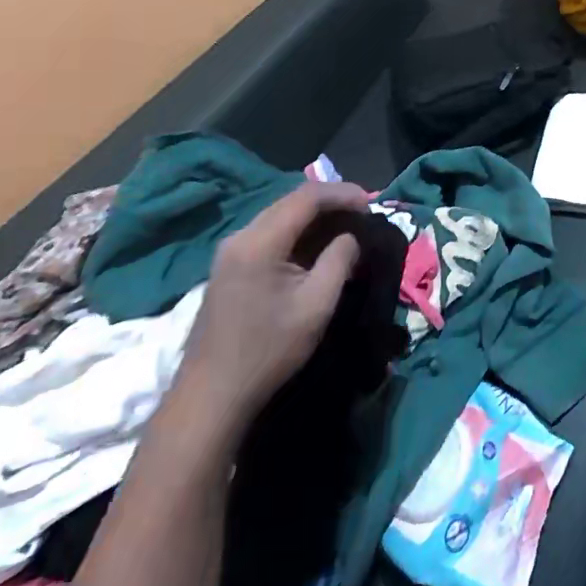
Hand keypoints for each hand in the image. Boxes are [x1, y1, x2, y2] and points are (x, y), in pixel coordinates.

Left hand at [171, 182, 368, 436]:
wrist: (213, 392)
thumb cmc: (269, 350)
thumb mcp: (315, 306)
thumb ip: (339, 261)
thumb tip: (351, 236)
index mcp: (259, 242)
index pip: (306, 197)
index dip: (342, 193)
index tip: (371, 204)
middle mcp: (240, 236)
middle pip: (290, 201)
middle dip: (330, 202)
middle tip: (362, 213)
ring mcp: (230, 250)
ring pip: (279, 215)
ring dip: (313, 216)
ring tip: (346, 227)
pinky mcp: (229, 265)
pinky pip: (268, 233)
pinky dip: (297, 232)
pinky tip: (316, 246)